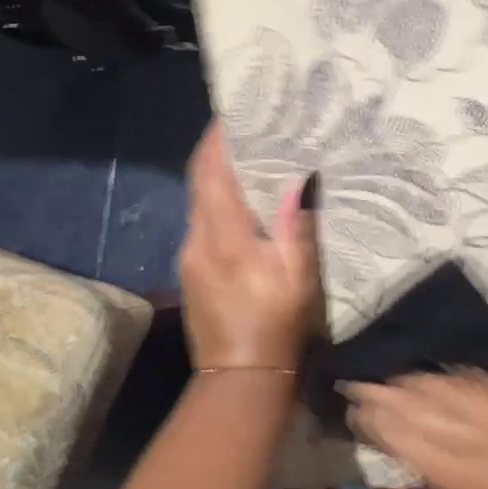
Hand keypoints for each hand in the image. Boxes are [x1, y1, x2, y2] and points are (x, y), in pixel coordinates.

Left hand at [177, 122, 321, 369]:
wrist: (240, 378)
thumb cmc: (274, 325)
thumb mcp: (296, 277)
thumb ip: (295, 227)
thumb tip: (296, 181)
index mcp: (223, 237)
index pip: (211, 174)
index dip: (218, 139)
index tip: (233, 110)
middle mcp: (197, 240)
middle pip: (200, 182)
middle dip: (219, 150)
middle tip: (248, 125)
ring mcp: (190, 257)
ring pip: (200, 201)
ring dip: (219, 174)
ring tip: (251, 154)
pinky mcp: (193, 270)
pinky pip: (203, 220)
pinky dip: (219, 198)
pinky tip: (243, 200)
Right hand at [344, 370, 487, 488]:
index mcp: (451, 469)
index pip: (402, 436)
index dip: (374, 419)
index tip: (354, 408)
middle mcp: (466, 436)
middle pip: (417, 406)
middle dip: (384, 393)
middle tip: (359, 383)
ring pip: (444, 389)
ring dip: (415, 380)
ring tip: (394, 376)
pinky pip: (479, 382)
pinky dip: (457, 376)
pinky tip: (444, 371)